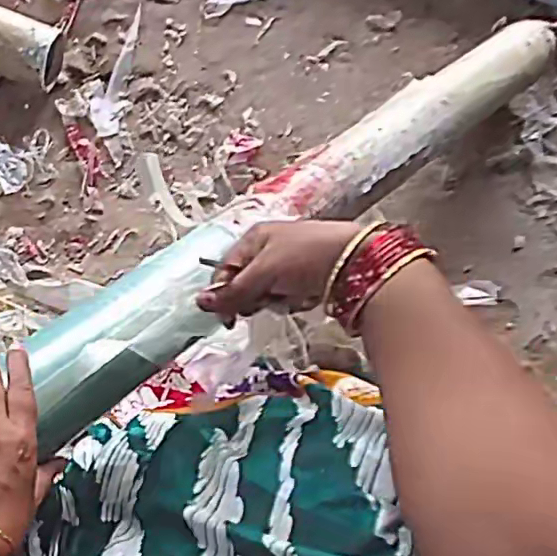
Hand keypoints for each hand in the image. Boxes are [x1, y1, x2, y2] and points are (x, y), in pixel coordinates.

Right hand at [195, 219, 366, 325]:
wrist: (357, 260)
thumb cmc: (305, 257)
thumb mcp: (264, 273)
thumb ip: (233, 291)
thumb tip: (200, 303)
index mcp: (254, 237)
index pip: (224, 269)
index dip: (223, 293)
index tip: (228, 318)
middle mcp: (268, 247)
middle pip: (244, 283)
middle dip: (253, 297)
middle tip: (266, 300)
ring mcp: (288, 262)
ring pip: (266, 293)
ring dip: (275, 300)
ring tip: (292, 296)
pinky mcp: (306, 277)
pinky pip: (287, 296)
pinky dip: (293, 301)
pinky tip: (306, 298)